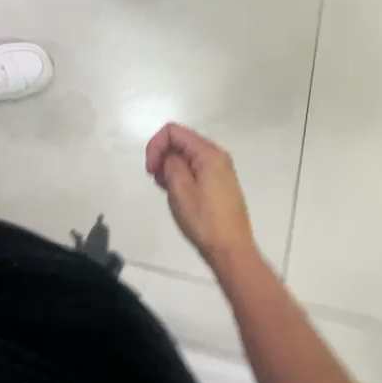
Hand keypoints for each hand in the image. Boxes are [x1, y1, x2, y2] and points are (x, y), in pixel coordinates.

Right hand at [146, 123, 255, 268]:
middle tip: (156, 180)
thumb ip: (170, 162)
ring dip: (171, 167)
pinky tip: (178, 194)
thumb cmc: (203, 219)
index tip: (150, 170)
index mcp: (209, 153)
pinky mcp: (221, 185)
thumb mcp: (179, 187)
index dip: (156, 145)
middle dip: (162, 155)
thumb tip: (169, 156)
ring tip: (166, 190)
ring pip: (187, 156)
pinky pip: (196, 169)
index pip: (173, 131)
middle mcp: (217, 156)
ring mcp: (221, 171)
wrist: (231, 251)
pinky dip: (182, 175)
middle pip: (181, 141)